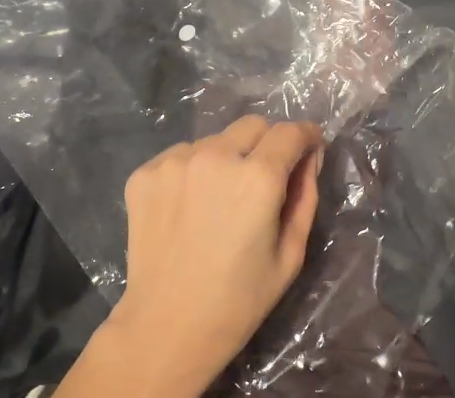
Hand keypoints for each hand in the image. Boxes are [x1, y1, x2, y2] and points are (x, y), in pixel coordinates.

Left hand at [99, 115, 324, 395]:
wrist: (165, 328)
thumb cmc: (238, 301)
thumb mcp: (290, 255)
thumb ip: (305, 197)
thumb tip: (308, 159)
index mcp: (258, 178)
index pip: (291, 132)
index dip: (306, 137)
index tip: (309, 149)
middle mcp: (216, 156)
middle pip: (253, 126)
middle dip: (268, 144)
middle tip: (264, 180)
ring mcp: (175, 161)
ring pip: (216, 140)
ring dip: (227, 159)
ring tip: (219, 201)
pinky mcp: (145, 173)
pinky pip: (182, 155)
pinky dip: (193, 171)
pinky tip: (189, 208)